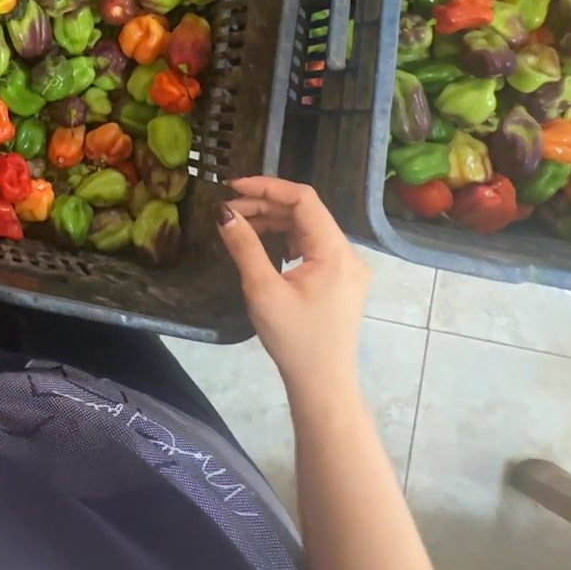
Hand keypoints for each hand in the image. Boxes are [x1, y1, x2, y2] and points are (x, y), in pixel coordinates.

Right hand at [215, 177, 370, 399]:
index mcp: (335, 253)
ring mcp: (346, 267)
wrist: (322, 383)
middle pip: (305, 211)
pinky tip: (261, 244)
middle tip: (227, 213)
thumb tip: (222, 212)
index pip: (304, 199)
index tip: (232, 188)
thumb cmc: (294, 337)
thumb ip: (244, 245)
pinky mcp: (339, 279)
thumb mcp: (262, 289)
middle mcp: (348, 254)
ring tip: (238, 226)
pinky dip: (283, 236)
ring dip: (272, 220)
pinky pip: (310, 244)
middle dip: (264, 205)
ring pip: (307, 226)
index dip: (267, 186)